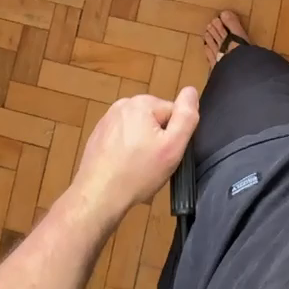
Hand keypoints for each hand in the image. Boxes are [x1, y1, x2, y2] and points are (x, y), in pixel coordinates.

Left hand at [64, 87, 199, 229]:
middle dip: (157, 140)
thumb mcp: (172, 147)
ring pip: (139, 129)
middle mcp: (123, 104)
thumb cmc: (138, 173)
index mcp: (141, 103)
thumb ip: (186, 117)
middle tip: (153, 164)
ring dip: (142, 145)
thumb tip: (191, 91)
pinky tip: (123, 167)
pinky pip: (122, 137)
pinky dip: (126, 150)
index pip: (173, 113)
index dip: (174, 136)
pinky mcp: (98, 135)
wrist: (98, 197)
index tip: (164, 155)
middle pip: (155, 119)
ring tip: (137, 168)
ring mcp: (107, 119)